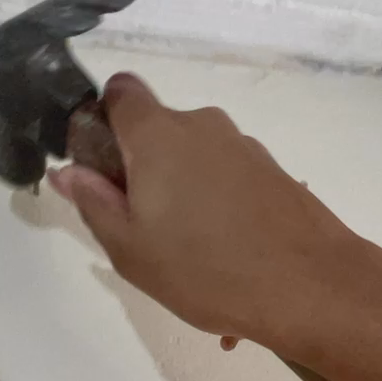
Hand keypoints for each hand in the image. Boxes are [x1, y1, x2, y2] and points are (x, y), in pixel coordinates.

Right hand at [48, 73, 381, 355]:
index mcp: (159, 136)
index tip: (103, 170)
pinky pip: (233, 189)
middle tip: (148, 234)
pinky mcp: (277, 176)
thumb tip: (70, 171)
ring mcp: (247, 150)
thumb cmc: (206, 270)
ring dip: (187, 204)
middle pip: (161, 135)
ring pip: (199, 168)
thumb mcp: (131, 249)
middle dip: (147, 175)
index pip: (119, 93)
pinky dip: (223, 218)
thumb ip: (95, 204)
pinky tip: (229, 270)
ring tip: (194, 267)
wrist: (311, 286)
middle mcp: (205, 128)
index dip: (102, 123)